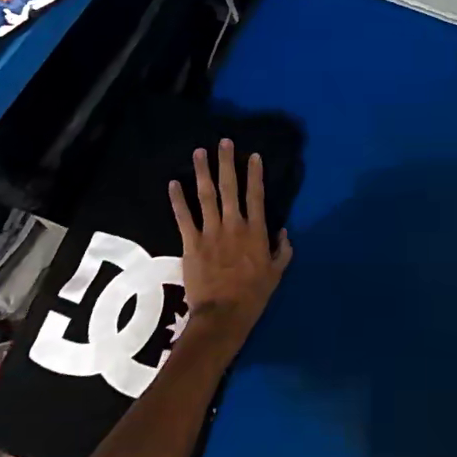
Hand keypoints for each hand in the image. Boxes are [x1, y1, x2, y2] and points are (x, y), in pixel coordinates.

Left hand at [169, 139, 292, 350]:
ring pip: (206, 195)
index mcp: (255, 231)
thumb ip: (282, 250)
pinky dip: (177, 200)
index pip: (256, 195)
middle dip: (227, 162)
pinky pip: (183, 217)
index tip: (253, 155)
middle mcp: (233, 225)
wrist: (224, 315)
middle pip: (230, 187)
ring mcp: (211, 232)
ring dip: (202, 172)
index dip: (255, 173)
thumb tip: (284, 231)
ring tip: (199, 152)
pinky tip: (173, 183)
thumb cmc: (253, 295)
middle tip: (224, 141)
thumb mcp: (276, 273)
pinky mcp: (191, 243)